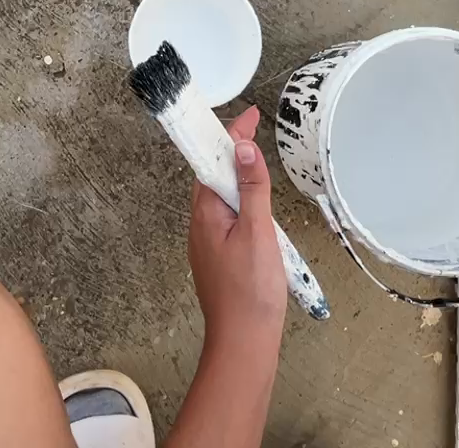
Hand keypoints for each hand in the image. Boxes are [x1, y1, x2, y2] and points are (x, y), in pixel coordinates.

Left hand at [187, 106, 286, 357]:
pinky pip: (225, 214)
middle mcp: (201, 222)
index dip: (230, 134)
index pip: (213, 158)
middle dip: (231, 148)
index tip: (250, 115)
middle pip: (213, 173)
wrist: (244, 343)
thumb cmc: (252, 292)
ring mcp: (207, 239)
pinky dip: (239, 198)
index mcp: (206, 211)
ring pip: (220, 194)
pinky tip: (254, 203)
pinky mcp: (217, 254)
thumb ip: (251, 188)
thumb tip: (243, 147)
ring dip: (235, 173)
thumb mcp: (258, 232)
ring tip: (254, 158)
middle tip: (253, 129)